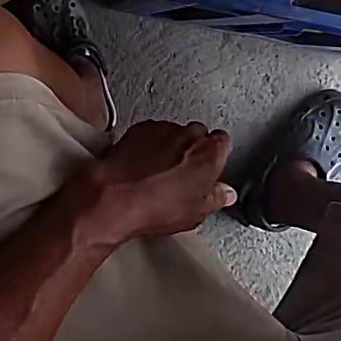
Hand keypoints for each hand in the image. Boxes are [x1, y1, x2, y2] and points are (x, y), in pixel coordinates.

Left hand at [64, 120, 235, 246]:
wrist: (115, 196)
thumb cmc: (155, 205)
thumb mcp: (196, 212)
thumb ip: (216, 197)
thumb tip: (225, 193)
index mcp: (208, 153)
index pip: (223, 142)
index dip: (217, 154)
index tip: (211, 165)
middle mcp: (188, 134)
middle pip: (199, 134)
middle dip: (194, 149)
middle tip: (185, 172)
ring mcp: (163, 129)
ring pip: (175, 132)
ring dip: (171, 145)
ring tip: (161, 170)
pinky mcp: (141, 128)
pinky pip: (153, 132)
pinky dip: (151, 143)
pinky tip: (144, 164)